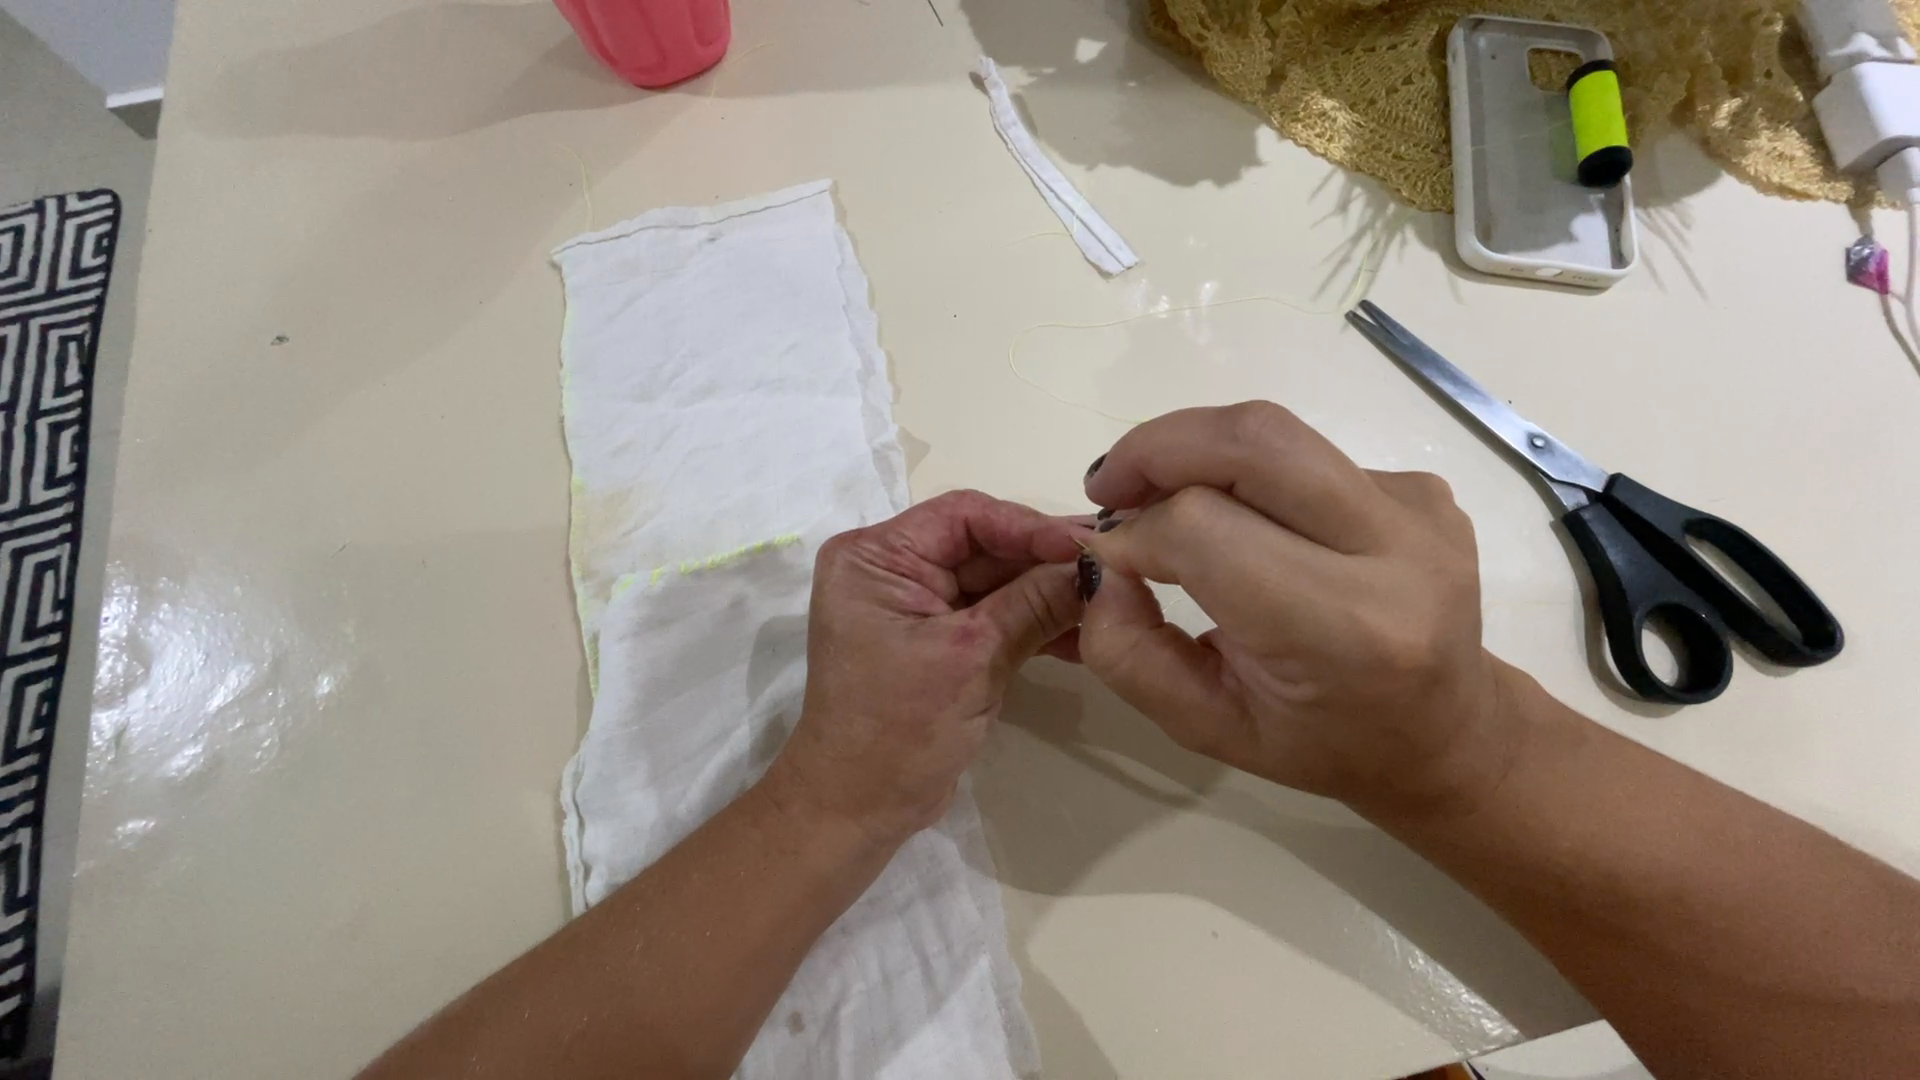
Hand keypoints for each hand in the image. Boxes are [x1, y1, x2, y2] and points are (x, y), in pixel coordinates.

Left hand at [765, 491, 1086, 844]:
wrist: (859, 808)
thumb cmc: (899, 729)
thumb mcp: (972, 658)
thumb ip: (1035, 604)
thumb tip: (1098, 566)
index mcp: (876, 557)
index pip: (963, 516)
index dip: (1029, 526)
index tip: (1088, 544)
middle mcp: (891, 569)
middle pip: (982, 547)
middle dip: (1045, 564)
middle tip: (1112, 568)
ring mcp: (915, 605)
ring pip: (994, 583)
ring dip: (1046, 596)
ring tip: (1106, 604)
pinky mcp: (937, 639)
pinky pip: (991, 616)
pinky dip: (1031, 625)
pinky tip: (1081, 636)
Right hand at [1078, 402, 1515, 821]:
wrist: (1446, 733)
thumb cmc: (1320, 742)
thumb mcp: (1204, 728)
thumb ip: (1130, 654)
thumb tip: (1102, 564)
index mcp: (1344, 630)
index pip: (1203, 530)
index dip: (1134, 535)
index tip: (1106, 560)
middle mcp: (1395, 550)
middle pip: (1250, 441)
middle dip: (1155, 449)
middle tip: (1107, 487)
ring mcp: (1416, 507)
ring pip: (1271, 433)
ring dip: (1190, 449)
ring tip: (1149, 494)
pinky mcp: (1416, 486)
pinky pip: (1298, 454)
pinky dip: (1238, 472)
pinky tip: (1234, 519)